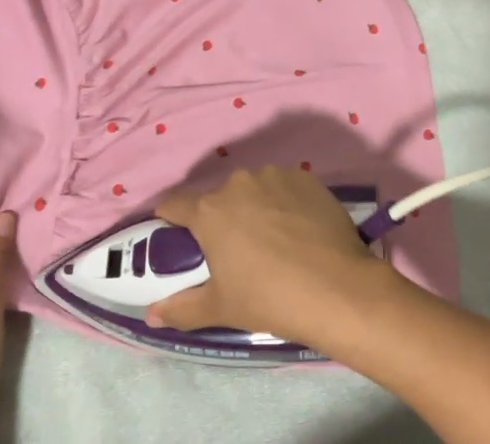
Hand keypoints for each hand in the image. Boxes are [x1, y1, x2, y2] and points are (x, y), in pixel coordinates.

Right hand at [146, 166, 396, 345]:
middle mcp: (238, 183)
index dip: (170, 221)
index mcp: (209, 211)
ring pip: (253, 189)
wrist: (337, 288)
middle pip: (218, 198)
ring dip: (253, 207)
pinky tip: (297, 230)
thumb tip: (152, 314)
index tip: (178, 241)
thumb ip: (180, 308)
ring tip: (272, 240)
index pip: (174, 204)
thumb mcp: (220, 309)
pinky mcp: (306, 178)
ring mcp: (275, 176)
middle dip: (220, 219)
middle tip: (234, 251)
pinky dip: (283, 203)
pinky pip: (283, 187)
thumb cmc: (270, 299)